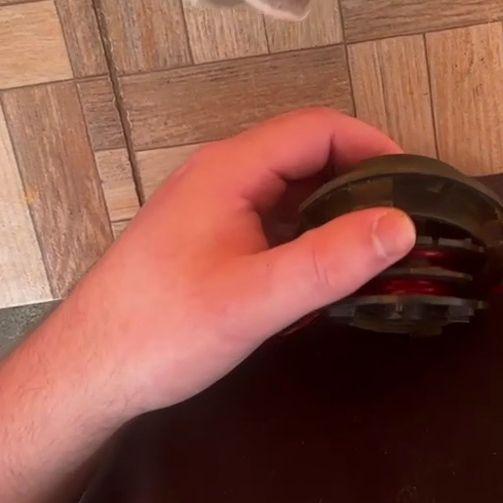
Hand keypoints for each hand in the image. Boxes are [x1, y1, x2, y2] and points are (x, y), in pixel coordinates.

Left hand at [37, 108, 414, 420]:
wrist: (85, 372)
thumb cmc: (159, 331)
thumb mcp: (254, 299)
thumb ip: (329, 261)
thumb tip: (403, 224)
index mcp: (231, 170)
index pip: (318, 129)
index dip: (373, 146)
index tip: (417, 184)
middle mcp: (222, 176)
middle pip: (307, 155)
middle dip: (362, 180)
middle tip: (407, 221)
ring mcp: (214, 207)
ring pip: (292, 191)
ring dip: (337, 211)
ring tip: (381, 247)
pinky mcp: (211, 239)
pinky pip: (274, 221)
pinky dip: (310, 235)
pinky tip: (329, 272)